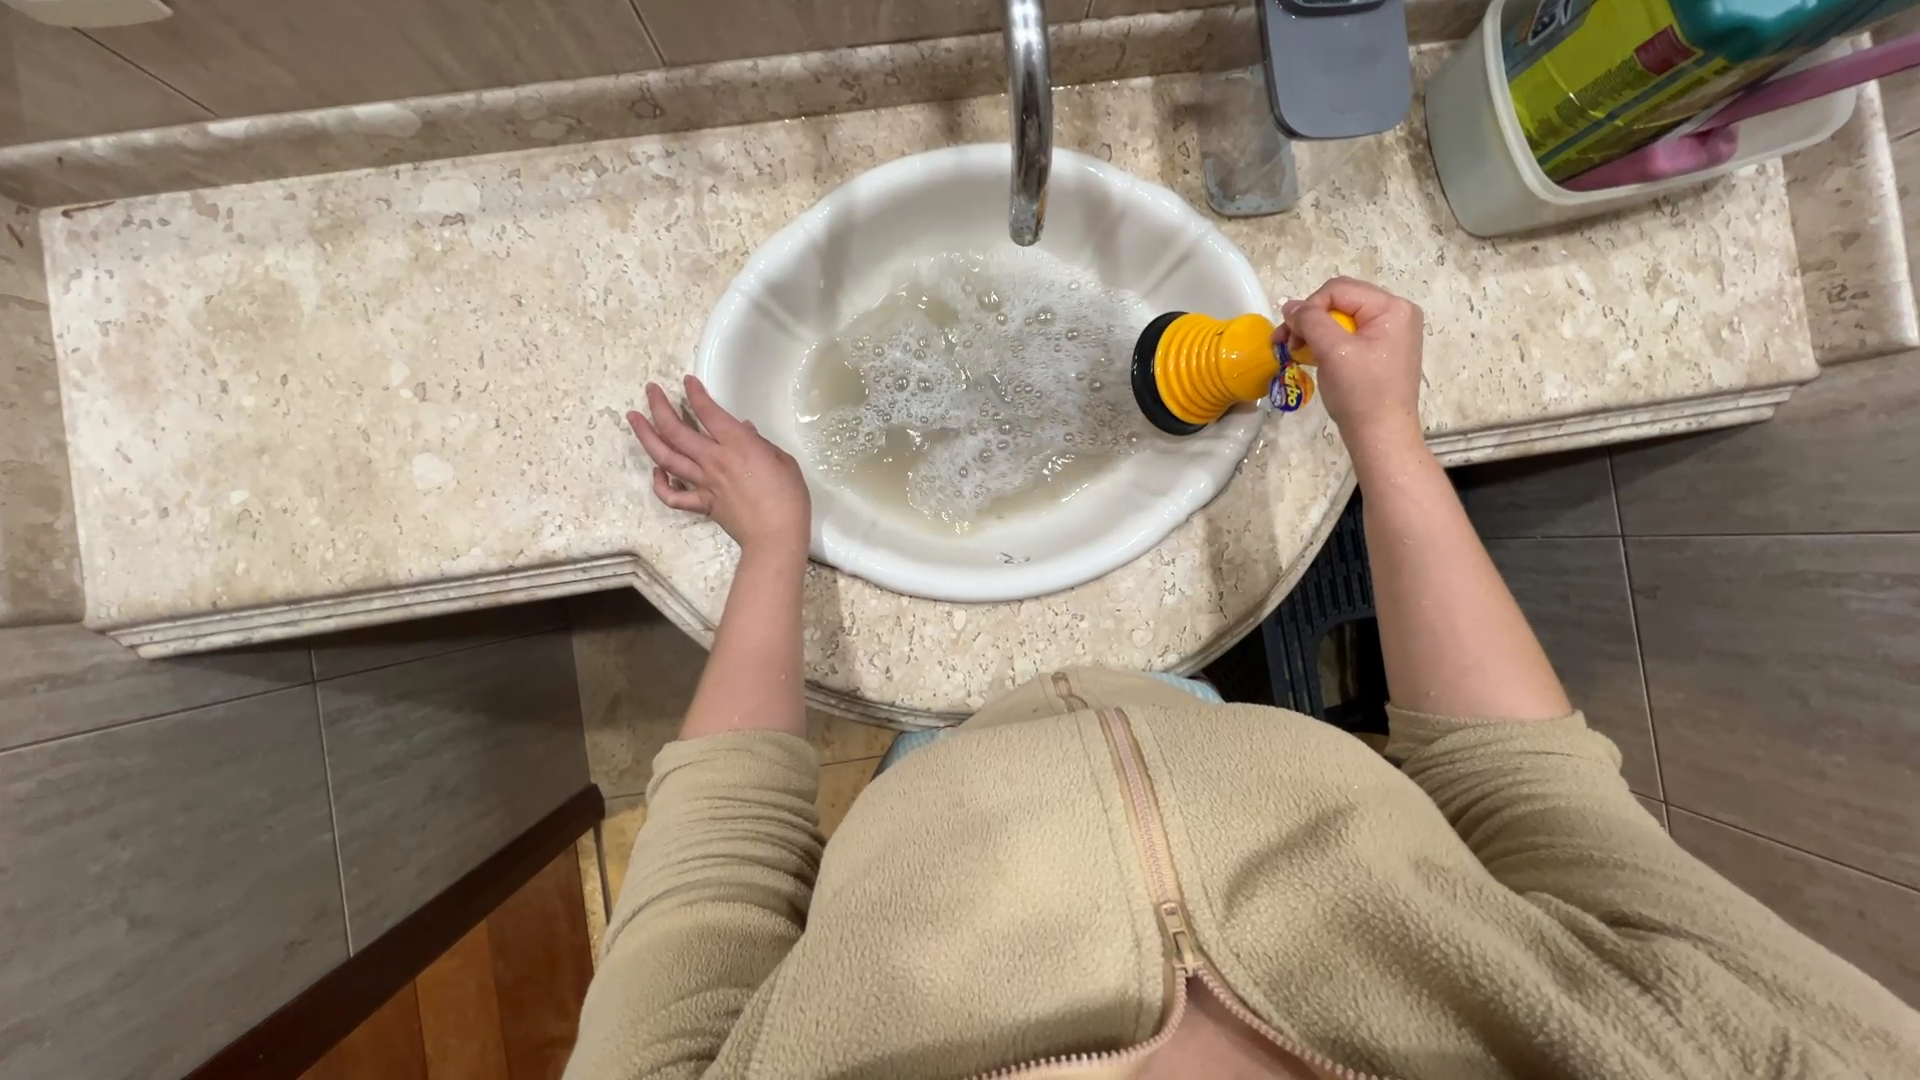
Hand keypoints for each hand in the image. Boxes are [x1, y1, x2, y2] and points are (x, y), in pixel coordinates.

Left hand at [626, 375, 810, 561]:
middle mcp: (713, 460)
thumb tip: (744, 432)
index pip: (709, 412)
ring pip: (666, 456)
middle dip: (659, 406)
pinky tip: (657, 471)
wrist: (776, 535)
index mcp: (737, 445)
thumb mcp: (782, 461)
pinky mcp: (702, 504)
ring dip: (646, 435)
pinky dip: (660, 483)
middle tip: (651, 391)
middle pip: (676, 430)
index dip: (695, 393)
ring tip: (635, 418)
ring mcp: (703, 483)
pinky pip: (672, 495)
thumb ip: (760, 444)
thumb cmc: (788, 498)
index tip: (687, 382)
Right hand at [1275, 277, 1424, 454]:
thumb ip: (1310, 321)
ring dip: (1313, 332)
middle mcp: (1395, 314)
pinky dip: (1326, 342)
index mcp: (1392, 308)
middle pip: (1339, 301)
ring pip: (1340, 318)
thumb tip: (1289, 306)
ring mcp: (1390, 333)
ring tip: (1295, 352)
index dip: (1308, 308)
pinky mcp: (1381, 350)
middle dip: (1309, 320)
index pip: (1338, 290)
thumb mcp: (1333, 352)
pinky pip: (1347, 334)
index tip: (1290, 337)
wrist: (1380, 435)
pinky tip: (1313, 357)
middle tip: (1286, 344)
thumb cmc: (1360, 393)